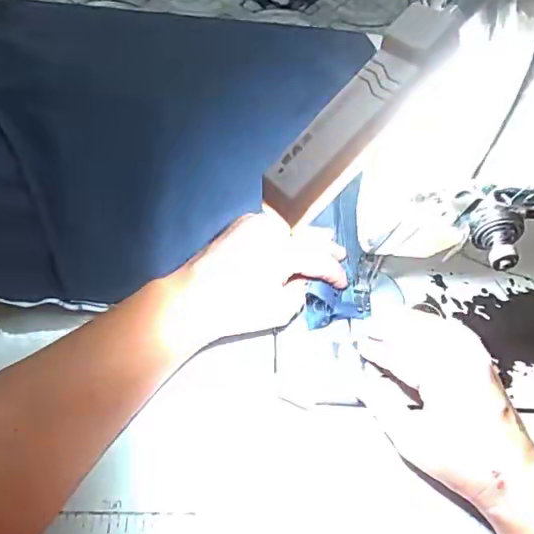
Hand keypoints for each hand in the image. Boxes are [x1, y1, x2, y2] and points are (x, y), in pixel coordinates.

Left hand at [162, 210, 346, 346]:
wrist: (192, 299)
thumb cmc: (234, 309)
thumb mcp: (279, 310)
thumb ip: (300, 292)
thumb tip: (302, 281)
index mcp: (285, 250)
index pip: (320, 259)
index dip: (335, 272)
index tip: (341, 282)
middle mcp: (272, 230)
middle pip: (308, 235)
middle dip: (325, 247)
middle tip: (339, 255)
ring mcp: (254, 223)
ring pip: (291, 227)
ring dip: (307, 237)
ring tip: (323, 242)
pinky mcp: (240, 225)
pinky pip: (272, 226)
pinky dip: (285, 234)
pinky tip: (291, 242)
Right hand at [358, 310, 533, 522]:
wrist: (510, 472)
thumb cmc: (468, 462)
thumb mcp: (411, 439)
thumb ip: (383, 406)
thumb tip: (365, 387)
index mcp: (442, 376)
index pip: (401, 352)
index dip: (378, 347)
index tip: (362, 344)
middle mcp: (463, 362)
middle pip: (422, 332)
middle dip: (394, 325)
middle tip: (372, 322)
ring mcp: (478, 361)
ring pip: (441, 328)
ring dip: (415, 322)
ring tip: (394, 319)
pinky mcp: (486, 366)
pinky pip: (458, 335)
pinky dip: (437, 327)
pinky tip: (428, 329)